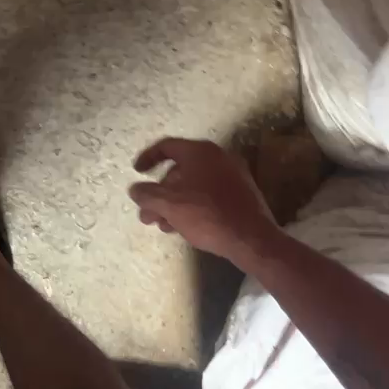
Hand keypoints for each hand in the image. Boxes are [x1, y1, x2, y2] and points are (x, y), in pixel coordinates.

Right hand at [127, 138, 280, 265]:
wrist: (254, 241)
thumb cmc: (207, 214)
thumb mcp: (168, 204)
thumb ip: (146, 194)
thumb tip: (135, 190)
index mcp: (199, 152)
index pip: (166, 147)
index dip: (147, 158)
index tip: (137, 172)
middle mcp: (218, 158)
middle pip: (179, 171)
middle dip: (160, 193)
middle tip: (149, 213)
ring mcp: (234, 176)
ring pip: (194, 186)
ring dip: (175, 204)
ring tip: (164, 226)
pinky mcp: (244, 195)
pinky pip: (210, 195)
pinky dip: (194, 206)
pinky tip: (185, 227)